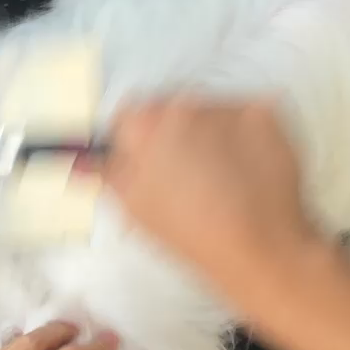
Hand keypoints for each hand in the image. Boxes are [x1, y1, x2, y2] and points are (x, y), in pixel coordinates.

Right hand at [105, 97, 327, 302]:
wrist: (260, 245)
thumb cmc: (193, 232)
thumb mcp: (133, 208)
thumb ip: (105, 175)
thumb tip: (82, 161)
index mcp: (148, 125)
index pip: (126, 114)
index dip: (129, 139)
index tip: (138, 160)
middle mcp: (187, 103)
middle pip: (167, 108)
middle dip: (168, 135)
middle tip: (177, 176)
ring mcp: (230, 105)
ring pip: (206, 111)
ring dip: (205, 135)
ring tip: (213, 178)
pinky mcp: (267, 111)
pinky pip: (243, 116)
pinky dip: (240, 137)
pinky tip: (240, 170)